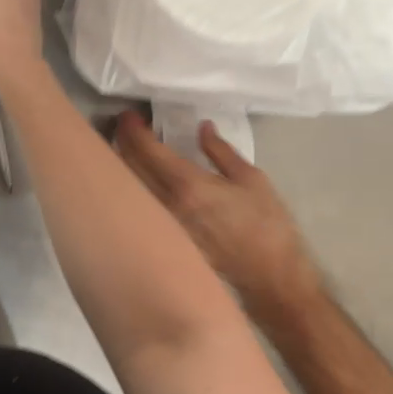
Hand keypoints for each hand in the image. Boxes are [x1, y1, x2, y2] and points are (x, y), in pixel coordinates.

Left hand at [114, 111, 318, 315]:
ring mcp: (163, 224)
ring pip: (132, 186)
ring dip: (124, 163)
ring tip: (127, 146)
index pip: (146, 151)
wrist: (271, 278)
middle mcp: (166, 204)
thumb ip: (220, 151)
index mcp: (188, 185)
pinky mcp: (166, 238)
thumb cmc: (267, 225)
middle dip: (121, 142)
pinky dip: (135, 185)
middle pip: (130, 167)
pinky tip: (139, 178)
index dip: (132, 130)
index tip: (129, 115)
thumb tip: (201, 128)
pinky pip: (142, 205)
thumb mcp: (251, 179)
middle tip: (124, 126)